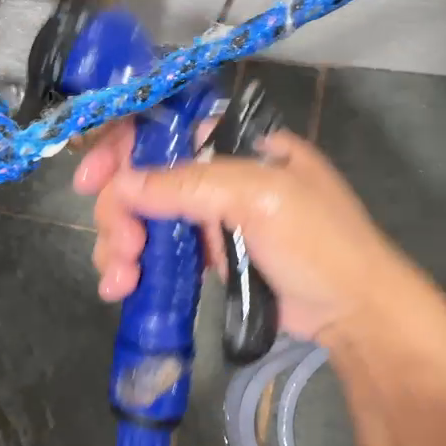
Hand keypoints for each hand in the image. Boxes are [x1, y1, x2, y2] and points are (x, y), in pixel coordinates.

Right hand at [73, 125, 437, 342]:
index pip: (161, 131)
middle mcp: (213, 175)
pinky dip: (127, 268)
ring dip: (117, 247)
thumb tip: (119, 185)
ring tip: (122, 280)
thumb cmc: (321, 244)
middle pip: (137, 180)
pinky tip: (121, 288)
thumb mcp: (260, 200)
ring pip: (135, 219)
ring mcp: (204, 217)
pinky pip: (148, 251)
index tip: (91, 181)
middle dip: (119, 215)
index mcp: (235, 147)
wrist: (354, 314)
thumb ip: (188, 186)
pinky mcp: (198, 255)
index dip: (119, 149)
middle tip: (123, 249)